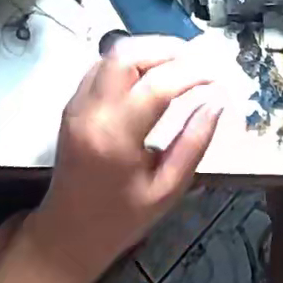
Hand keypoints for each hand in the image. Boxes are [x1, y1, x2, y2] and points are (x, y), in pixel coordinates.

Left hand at [27, 35, 226, 282]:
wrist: (66, 234)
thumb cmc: (121, 219)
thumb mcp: (167, 190)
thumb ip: (194, 143)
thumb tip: (216, 102)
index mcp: (116, 137)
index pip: (157, 84)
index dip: (192, 72)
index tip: (216, 74)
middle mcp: (92, 111)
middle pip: (127, 53)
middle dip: (166, 48)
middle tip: (196, 60)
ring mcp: (78, 103)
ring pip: (112, 53)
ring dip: (148, 49)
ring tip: (179, 63)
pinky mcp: (73, 102)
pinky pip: (102, 65)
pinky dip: (131, 59)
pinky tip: (151, 72)